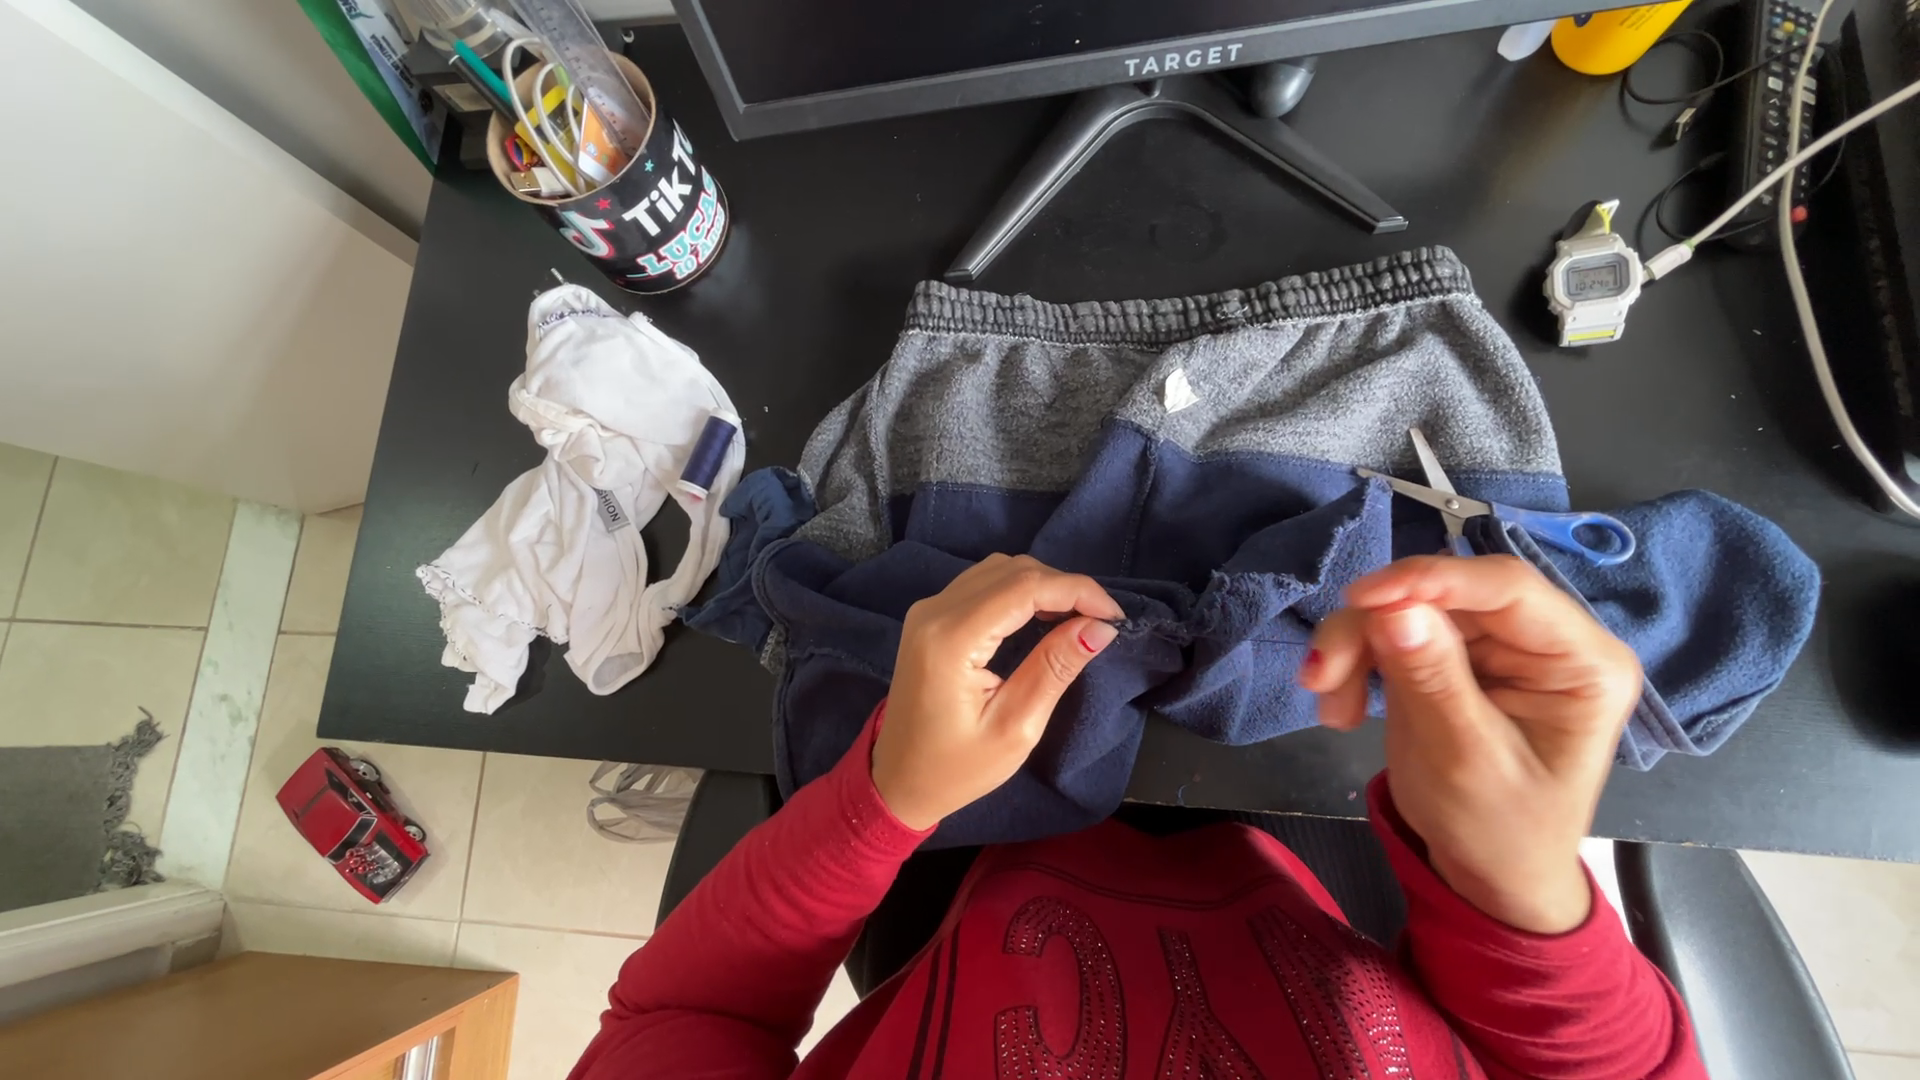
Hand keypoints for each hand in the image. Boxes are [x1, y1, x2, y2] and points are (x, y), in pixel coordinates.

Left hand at [872, 554, 1123, 830]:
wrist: (896, 779)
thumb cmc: (956, 768)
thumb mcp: (1016, 728)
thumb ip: (1055, 668)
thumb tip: (1099, 627)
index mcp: (951, 639)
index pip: (1024, 587)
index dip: (1077, 591)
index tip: (1115, 616)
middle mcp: (934, 611)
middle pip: (1012, 571)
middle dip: (1064, 586)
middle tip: (1100, 622)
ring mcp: (928, 609)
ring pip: (998, 570)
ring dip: (1043, 586)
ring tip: (1077, 619)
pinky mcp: (930, 616)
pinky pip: (982, 584)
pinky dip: (1019, 590)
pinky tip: (1043, 615)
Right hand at [1299, 556, 1641, 933]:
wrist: (1484, 871)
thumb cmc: (1498, 829)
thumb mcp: (1463, 760)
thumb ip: (1432, 681)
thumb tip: (1392, 609)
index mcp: (1580, 661)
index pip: (1506, 588)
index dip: (1429, 580)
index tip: (1359, 598)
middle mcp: (1536, 639)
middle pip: (1438, 597)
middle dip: (1370, 629)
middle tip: (1320, 676)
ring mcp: (1487, 645)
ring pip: (1399, 609)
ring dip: (1351, 649)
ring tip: (1329, 705)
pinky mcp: (1444, 654)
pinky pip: (1382, 632)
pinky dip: (1351, 664)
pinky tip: (1341, 708)